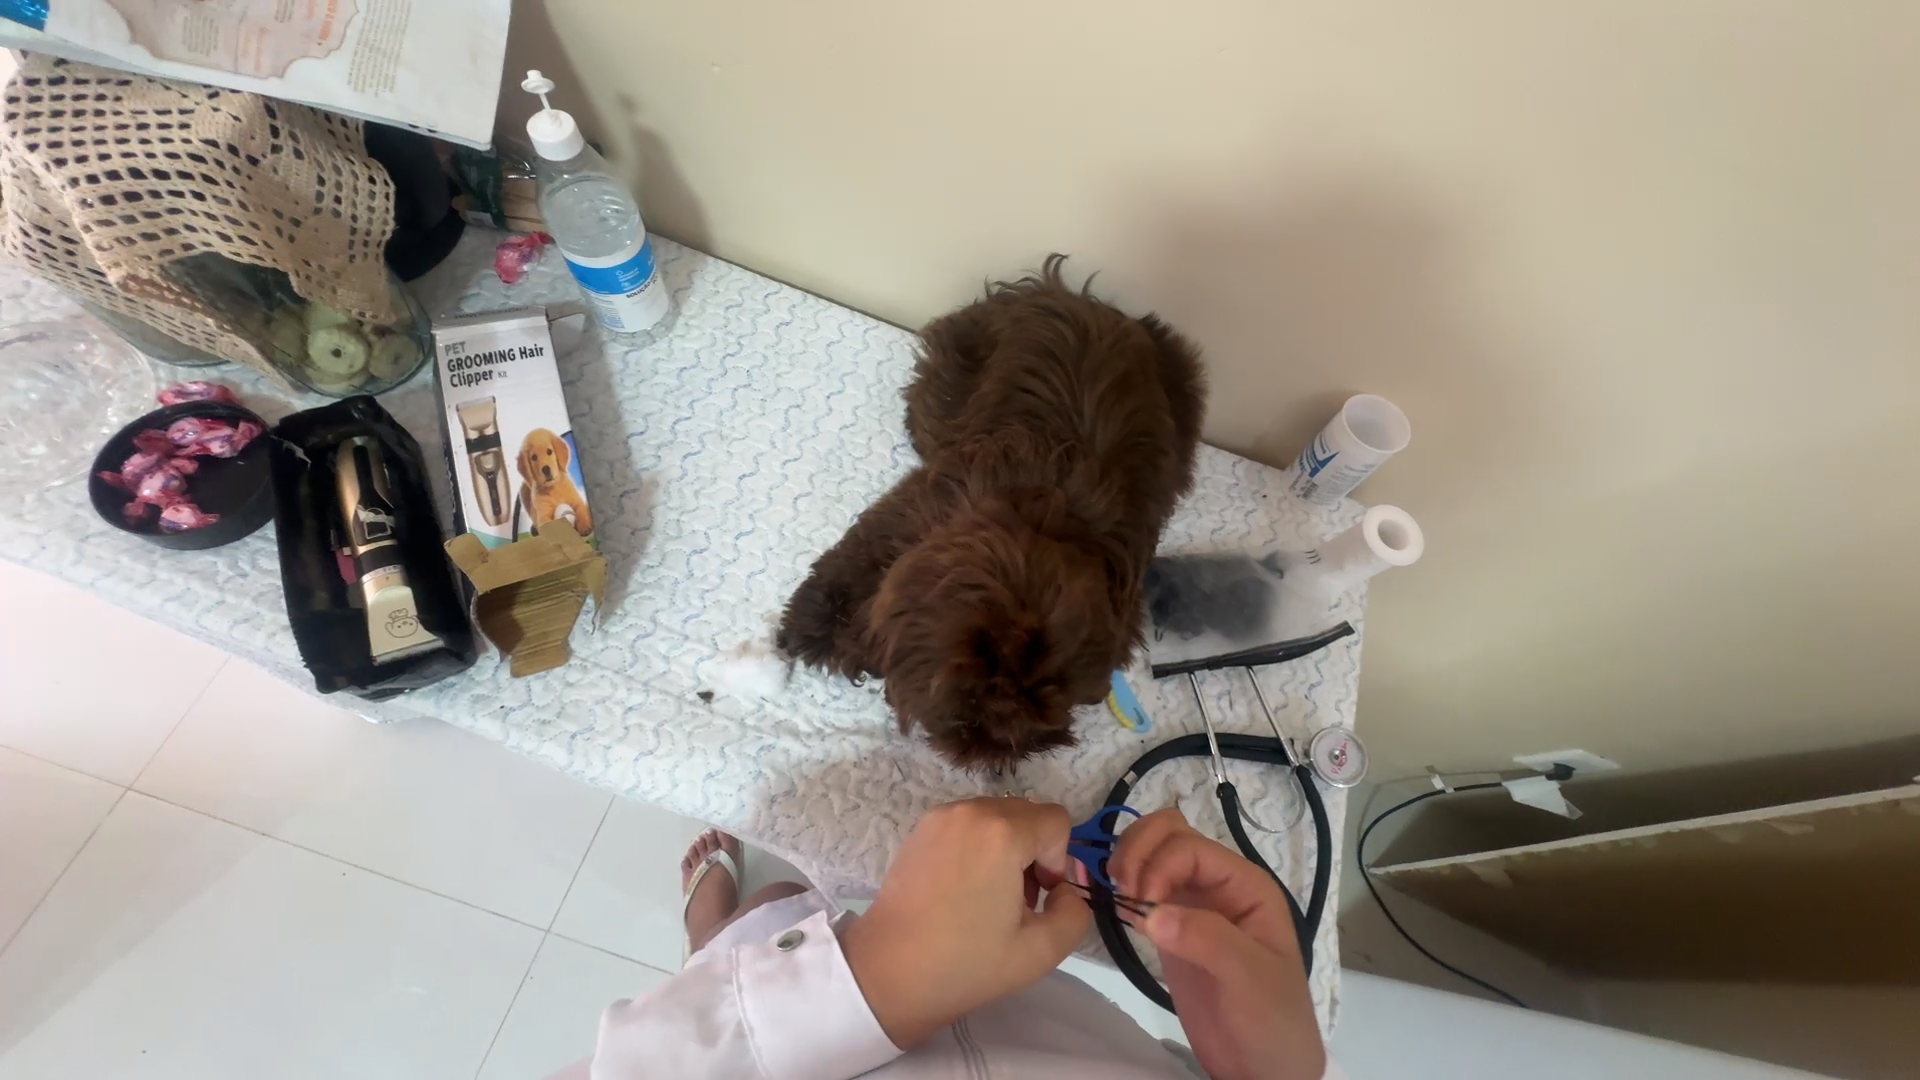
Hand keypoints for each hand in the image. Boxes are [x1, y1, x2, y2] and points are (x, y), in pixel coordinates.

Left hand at [841, 798, 1090, 1047]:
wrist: (890, 970)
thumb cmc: (966, 962)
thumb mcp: (1040, 951)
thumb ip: (1075, 912)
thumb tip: (1065, 888)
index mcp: (1003, 832)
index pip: (1057, 819)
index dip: (1059, 858)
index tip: (1039, 896)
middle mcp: (973, 810)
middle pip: (1028, 813)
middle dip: (1034, 851)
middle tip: (1017, 900)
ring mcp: (943, 814)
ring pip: (998, 815)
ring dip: (1007, 845)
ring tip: (988, 894)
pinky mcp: (923, 825)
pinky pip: (969, 821)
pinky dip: (978, 843)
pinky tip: (962, 886)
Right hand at [1109, 807, 1325, 1079]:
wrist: (1262, 1071)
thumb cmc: (1271, 1021)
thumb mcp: (1251, 979)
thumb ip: (1207, 939)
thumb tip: (1151, 912)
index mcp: (1245, 884)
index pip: (1191, 847)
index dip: (1160, 865)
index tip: (1144, 905)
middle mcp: (1218, 881)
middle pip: (1168, 831)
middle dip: (1139, 850)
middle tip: (1124, 889)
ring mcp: (1193, 898)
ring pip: (1153, 846)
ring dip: (1128, 857)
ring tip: (1119, 893)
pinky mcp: (1170, 920)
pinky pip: (1142, 880)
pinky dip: (1123, 881)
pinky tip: (1117, 905)